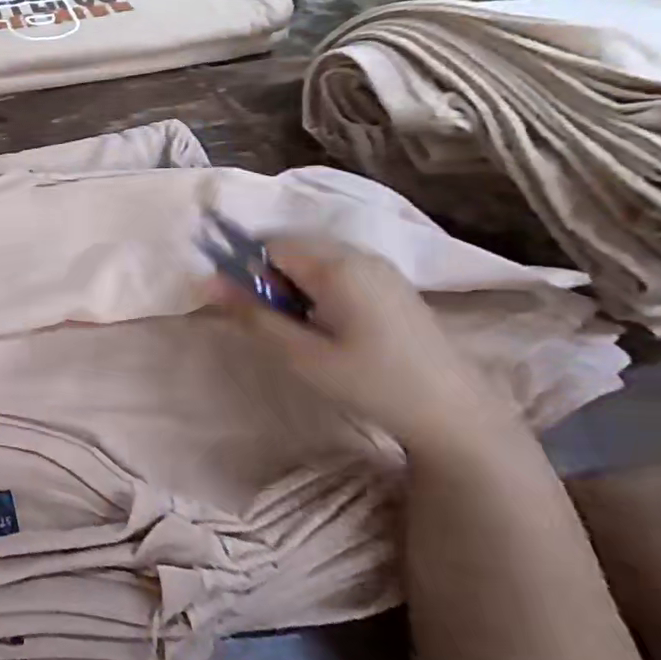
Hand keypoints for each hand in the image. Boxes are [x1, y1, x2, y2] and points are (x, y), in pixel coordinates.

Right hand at [211, 236, 523, 452]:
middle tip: (282, 325)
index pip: (269, 245)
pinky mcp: (392, 283)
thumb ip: (252, 314)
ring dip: (296, 286)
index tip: (254, 312)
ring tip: (308, 330)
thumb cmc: (371, 383)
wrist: (454, 414)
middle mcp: (359, 254)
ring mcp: (381, 267)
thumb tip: (206, 282)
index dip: (250, 273)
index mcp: (336, 266)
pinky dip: (321, 289)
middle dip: (273, 279)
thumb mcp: (300, 355)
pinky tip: (335, 328)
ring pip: (314, 259)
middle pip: (292, 248)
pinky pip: (338, 269)